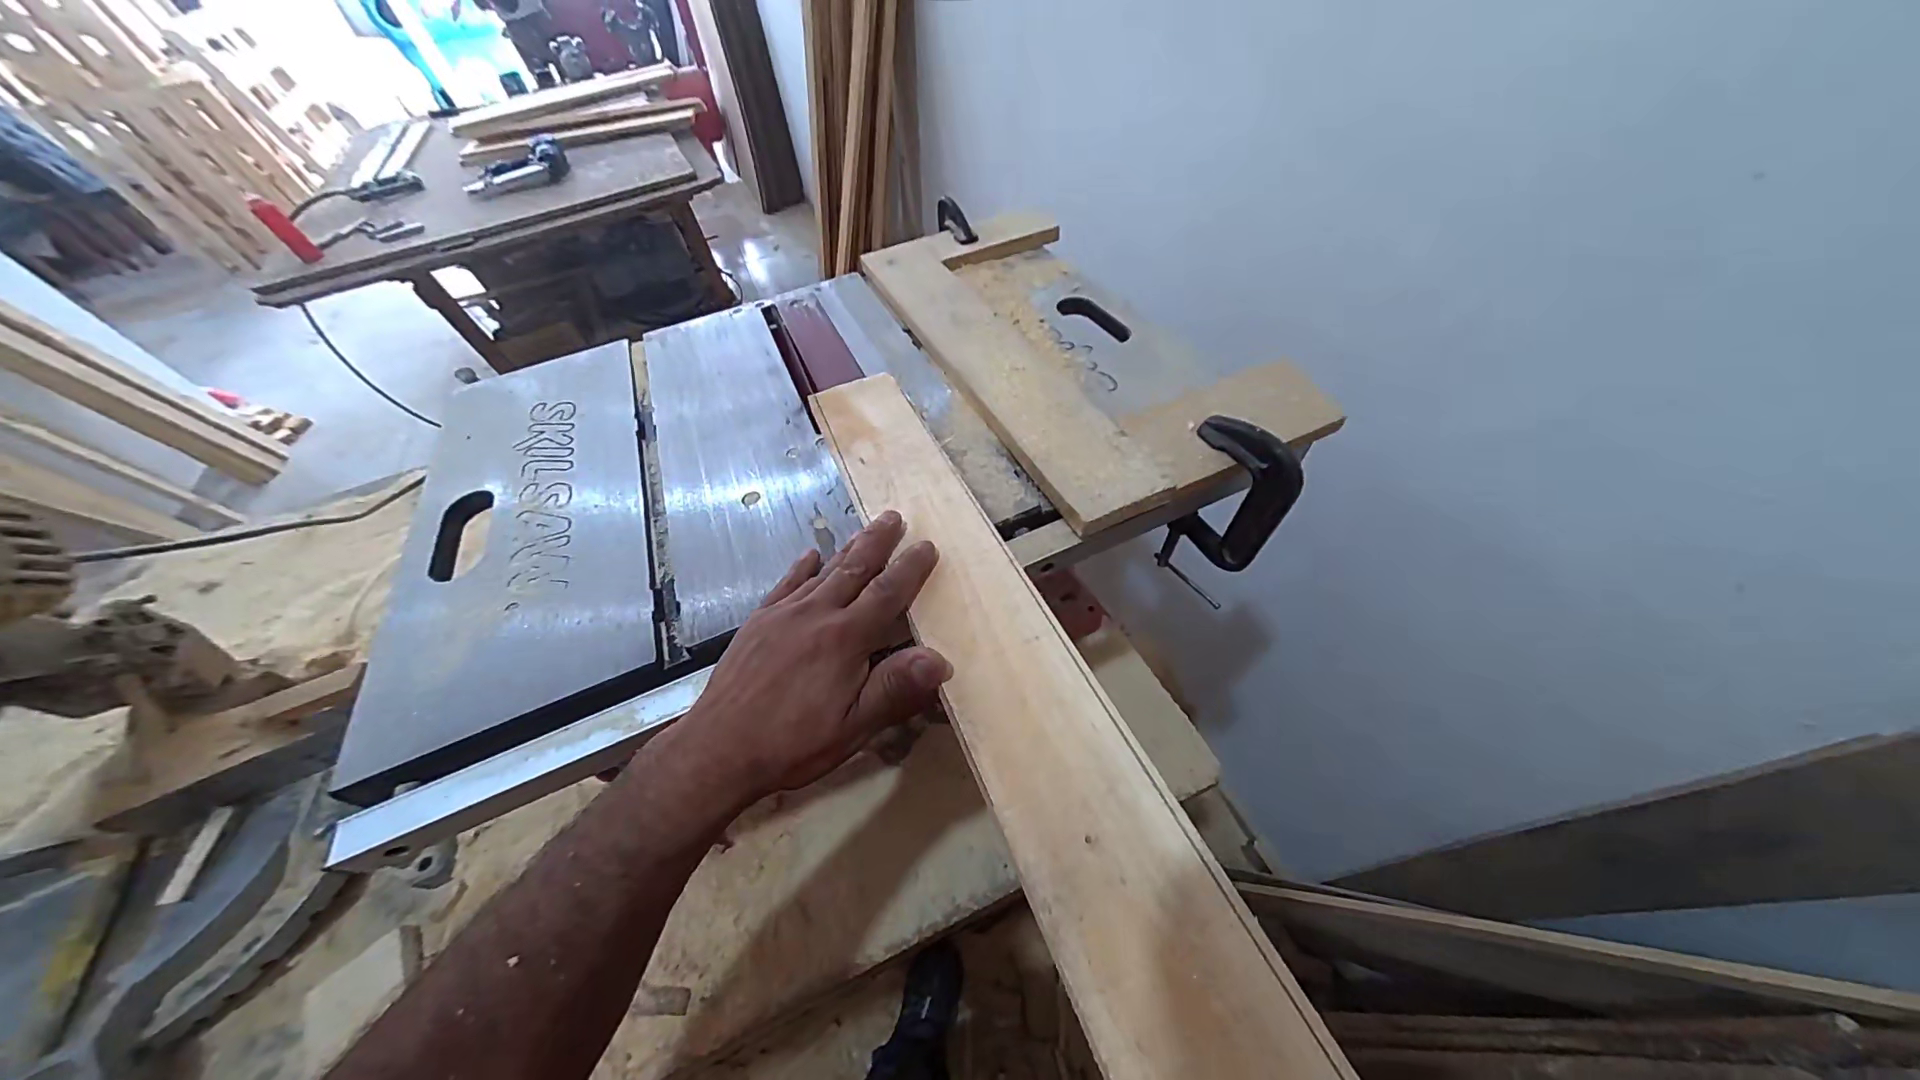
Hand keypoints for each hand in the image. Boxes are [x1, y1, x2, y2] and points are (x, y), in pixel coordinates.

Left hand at [674, 511, 951, 802]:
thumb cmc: (792, 743)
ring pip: (823, 572)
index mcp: (845, 640)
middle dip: (878, 542)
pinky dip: (802, 567)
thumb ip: (895, 691)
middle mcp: (815, 615)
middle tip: (895, 516)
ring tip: (865, 529)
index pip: (887, 594)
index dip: (910, 569)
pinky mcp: (758, 623)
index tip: (927, 546)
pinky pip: (785, 585)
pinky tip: (810, 555)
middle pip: (854, 569)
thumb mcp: (852, 728)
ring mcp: (782, 615)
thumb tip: (939, 661)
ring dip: (848, 548)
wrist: (718, 748)